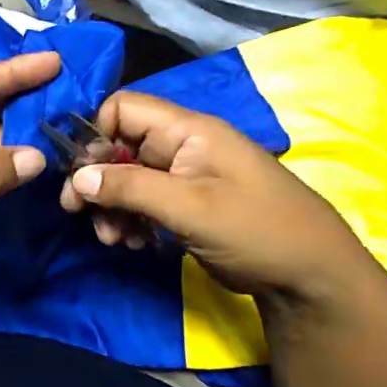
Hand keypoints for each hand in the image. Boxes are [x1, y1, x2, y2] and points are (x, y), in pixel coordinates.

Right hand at [58, 91, 376, 300]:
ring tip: (113, 238)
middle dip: (96, 181)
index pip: (123, 109)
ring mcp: (181, 178)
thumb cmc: (256, 229)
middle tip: (78, 212)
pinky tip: (132, 243)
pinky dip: (128, 221)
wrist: (309, 277)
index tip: (80, 172)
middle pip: (117, 148)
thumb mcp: (189, 207)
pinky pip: (140, 203)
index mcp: (187, 131)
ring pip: (124, 180)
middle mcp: (180, 147)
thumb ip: (130, 188)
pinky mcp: (182, 206)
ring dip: (110, 208)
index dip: (95, 134)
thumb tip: (77, 178)